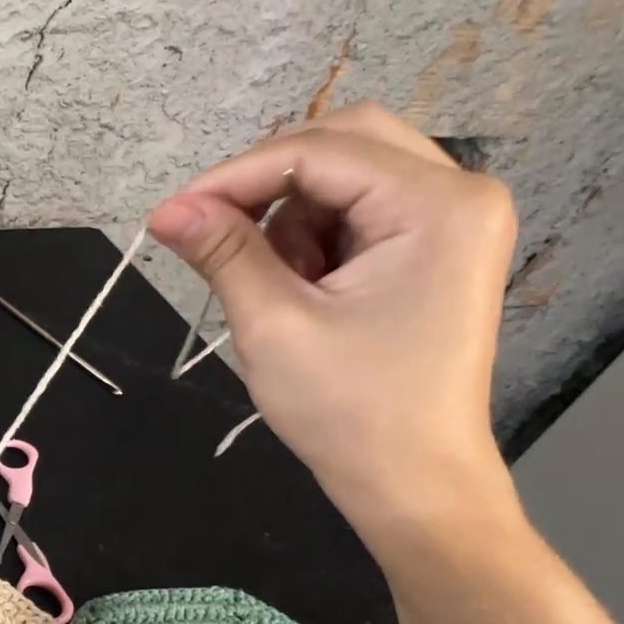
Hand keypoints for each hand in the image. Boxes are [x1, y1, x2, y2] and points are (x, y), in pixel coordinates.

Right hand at [148, 103, 520, 528]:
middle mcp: (458, 195)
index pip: (317, 152)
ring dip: (288, 215)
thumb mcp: (272, 325)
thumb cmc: (348, 409)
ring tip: (269, 284)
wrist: (410, 481)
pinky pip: (355, 211)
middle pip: (343, 143)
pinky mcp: (432, 249)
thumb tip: (164, 210)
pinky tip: (297, 287)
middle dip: (265, 182)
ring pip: (345, 175)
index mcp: (437, 205)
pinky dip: (309, 236)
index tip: (169, 214)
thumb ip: (223, 252)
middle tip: (210, 229)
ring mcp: (451, 221)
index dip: (234, 177)